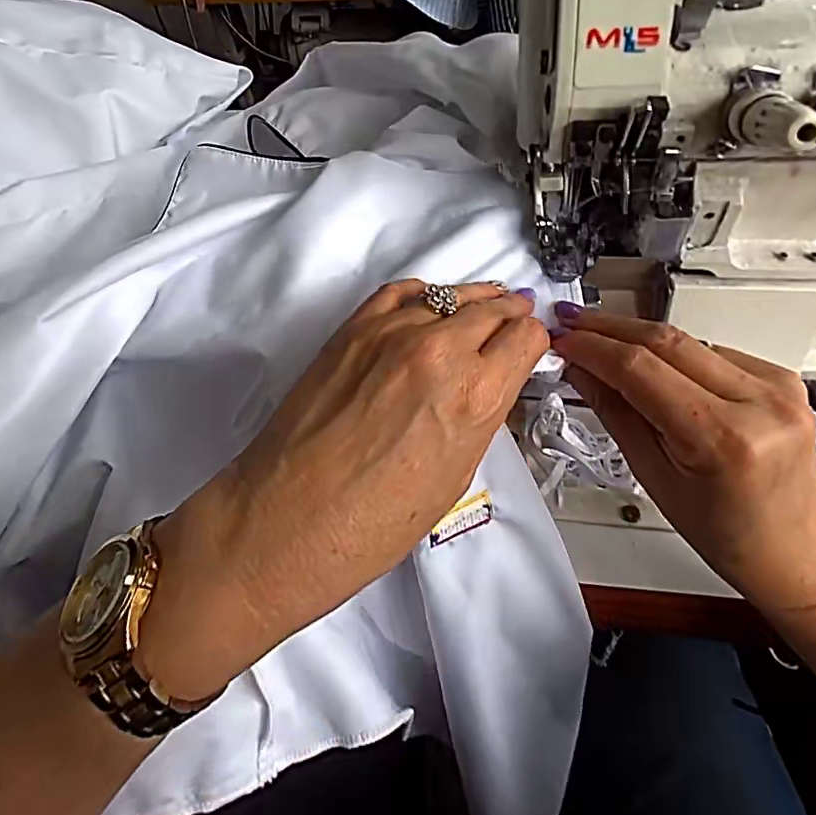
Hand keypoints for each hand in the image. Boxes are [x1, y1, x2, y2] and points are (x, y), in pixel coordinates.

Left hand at [138, 280, 548, 700]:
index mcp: (475, 395)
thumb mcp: (457, 472)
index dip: (532, 342)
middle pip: (494, 308)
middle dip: (510, 316)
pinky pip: (402, 291)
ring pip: (452, 294)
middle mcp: (440, 352)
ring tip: (484, 306)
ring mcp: (391, 332)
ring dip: (474, 301)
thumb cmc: (374, 523)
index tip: (529, 347)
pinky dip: (426, 294)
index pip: (525, 337)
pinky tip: (434, 303)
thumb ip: (482, 413)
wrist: (283, 523)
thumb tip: (494, 380)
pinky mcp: (352, 329)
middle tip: (514, 321)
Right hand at [549, 306, 815, 619]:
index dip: (593, 347)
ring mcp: (778, 387)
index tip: (567, 339)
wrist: (794, 548)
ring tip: (606, 344)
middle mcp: (759, 404)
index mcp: (724, 439)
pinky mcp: (783, 378)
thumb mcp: (656, 479)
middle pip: (666, 340)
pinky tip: (658, 364)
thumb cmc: (732, 533)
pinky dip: (679, 353)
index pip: (639, 368)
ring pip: (689, 340)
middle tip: (577, 323)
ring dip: (641, 337)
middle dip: (611, 327)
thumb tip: (583, 370)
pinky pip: (714, 351)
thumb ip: (616, 413)